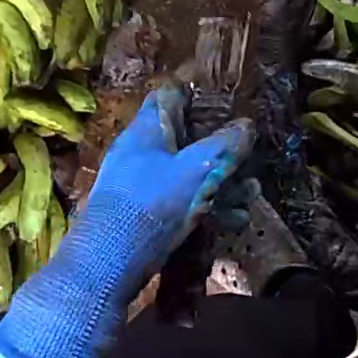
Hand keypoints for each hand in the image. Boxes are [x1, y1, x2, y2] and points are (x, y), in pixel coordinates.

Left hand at [0, 83, 252, 357]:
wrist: (107, 262)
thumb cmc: (153, 204)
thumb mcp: (197, 171)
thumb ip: (224, 146)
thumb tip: (247, 125)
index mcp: (146, 129)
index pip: (170, 95)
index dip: (198, 96)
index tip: (227, 105)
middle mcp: (139, 150)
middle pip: (184, 138)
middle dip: (219, 150)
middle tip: (248, 160)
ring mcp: (137, 182)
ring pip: (185, 172)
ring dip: (219, 181)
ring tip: (250, 195)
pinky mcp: (139, 212)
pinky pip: (178, 199)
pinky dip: (204, 204)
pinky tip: (233, 220)